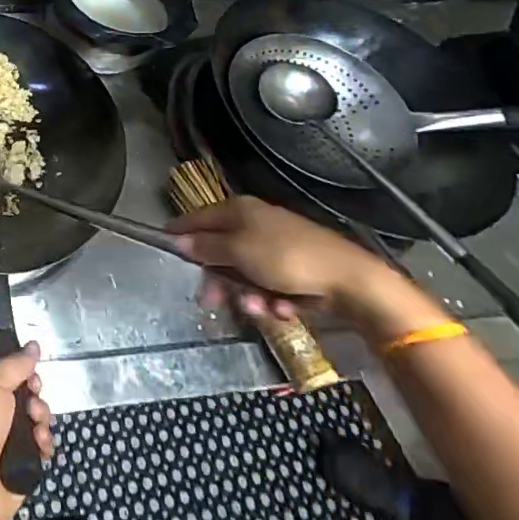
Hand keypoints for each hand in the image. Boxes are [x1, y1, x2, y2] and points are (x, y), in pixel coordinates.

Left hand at [0, 342, 54, 519]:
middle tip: (33, 396)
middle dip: (34, 390)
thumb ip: (14, 363)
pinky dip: (45, 442)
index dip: (13, 357)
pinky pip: (41, 442)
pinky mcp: (20, 458)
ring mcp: (4, 432)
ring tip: (36, 426)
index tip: (28, 360)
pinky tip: (41, 445)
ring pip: (35, 414)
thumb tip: (32, 345)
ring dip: (42, 417)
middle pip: (22, 386)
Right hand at [168, 197, 392, 319]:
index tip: (164, 249)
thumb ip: (205, 246)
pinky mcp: (294, 269)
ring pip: (244, 273)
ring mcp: (275, 247)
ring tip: (260, 309)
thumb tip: (177, 239)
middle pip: (219, 251)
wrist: (353, 282)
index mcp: (238, 210)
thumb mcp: (238, 251)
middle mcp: (254, 224)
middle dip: (218, 279)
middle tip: (211, 302)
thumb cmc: (287, 258)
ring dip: (247, 294)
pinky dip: (272, 299)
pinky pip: (269, 285)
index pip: (197, 218)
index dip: (180, 233)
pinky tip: (284, 308)